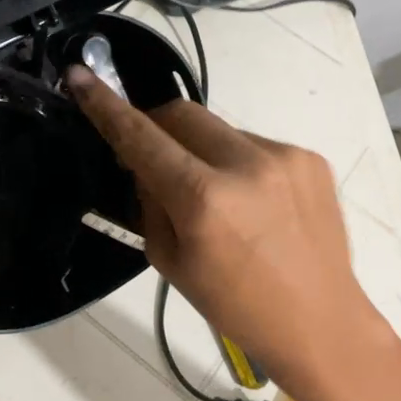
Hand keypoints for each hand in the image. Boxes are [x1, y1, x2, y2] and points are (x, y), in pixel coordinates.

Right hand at [67, 65, 378, 383]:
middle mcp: (246, 165)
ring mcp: (284, 157)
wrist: (321, 323)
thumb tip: (145, 164)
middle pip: (181, 113)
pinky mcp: (310, 158)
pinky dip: (235, 164)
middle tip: (148, 156)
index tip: (79, 77)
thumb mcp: (171, 261)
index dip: (105, 106)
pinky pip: (252, 145)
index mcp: (204, 199)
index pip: (141, 137)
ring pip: (218, 129)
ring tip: (213, 198)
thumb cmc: (234, 306)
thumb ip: (150, 203)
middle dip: (155, 125)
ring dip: (199, 150)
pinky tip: (250, 205)